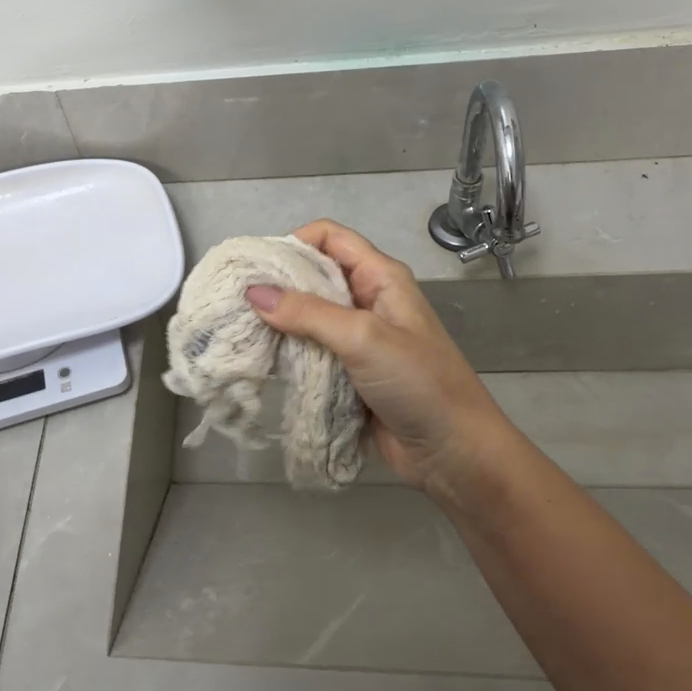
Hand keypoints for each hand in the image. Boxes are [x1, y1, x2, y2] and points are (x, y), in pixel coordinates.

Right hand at [245, 220, 509, 498]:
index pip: (330, 237)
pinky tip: (263, 360)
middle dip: (278, 285)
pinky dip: (289, 353)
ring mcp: (359, 338)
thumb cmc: (418, 382)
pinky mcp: (349, 372)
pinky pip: (312, 352)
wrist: (454, 452)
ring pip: (309, 317)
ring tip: (242, 331)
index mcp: (380, 277)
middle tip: (237, 301)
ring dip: (280, 323)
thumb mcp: (363, 338)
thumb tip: (253, 292)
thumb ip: (308, 313)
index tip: (258, 267)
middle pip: (314, 276)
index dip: (294, 243)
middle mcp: (367, 300)